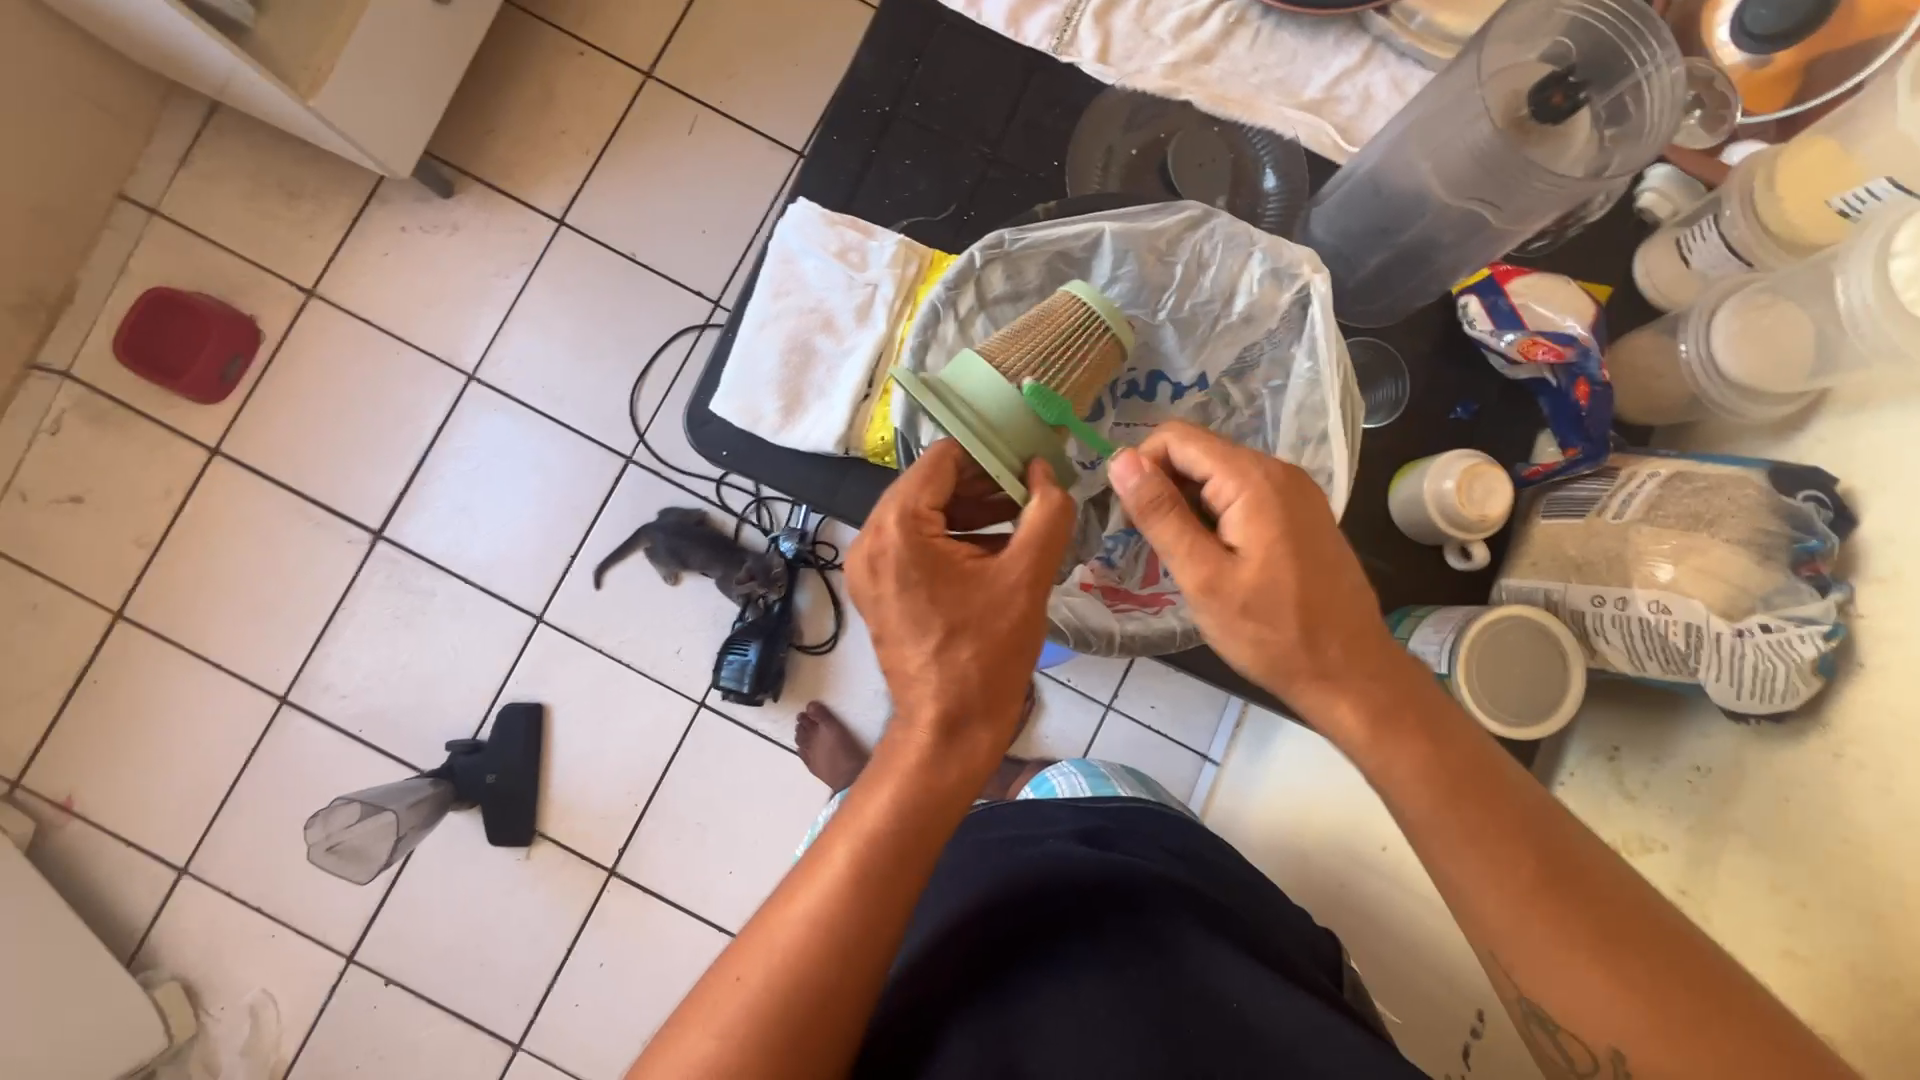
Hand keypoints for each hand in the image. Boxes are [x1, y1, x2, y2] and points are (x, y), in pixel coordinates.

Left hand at [847, 440, 1074, 775]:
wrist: (949, 727)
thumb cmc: (987, 653)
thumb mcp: (1027, 576)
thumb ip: (1045, 511)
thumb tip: (1045, 470)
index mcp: (897, 527)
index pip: (944, 458)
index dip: (991, 452)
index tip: (1030, 457)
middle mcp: (870, 538)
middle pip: (930, 485)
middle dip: (984, 483)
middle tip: (1033, 488)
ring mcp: (868, 566)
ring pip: (923, 514)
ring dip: (972, 510)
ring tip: (1023, 517)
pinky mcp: (876, 588)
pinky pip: (915, 544)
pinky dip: (952, 538)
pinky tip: (997, 548)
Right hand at [1107, 421, 1415, 728]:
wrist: (1349, 673)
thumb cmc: (1271, 632)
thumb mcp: (1203, 576)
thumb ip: (1161, 514)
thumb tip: (1121, 460)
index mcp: (1253, 479)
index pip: (1176, 437)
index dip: (1142, 468)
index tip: (1132, 519)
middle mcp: (1278, 471)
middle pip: (1199, 453)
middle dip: (1164, 489)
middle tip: (1156, 548)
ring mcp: (1296, 492)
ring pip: (1219, 476)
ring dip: (1189, 507)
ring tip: (1185, 561)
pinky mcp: (1301, 514)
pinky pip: (1244, 496)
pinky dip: (1216, 517)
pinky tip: (1216, 562)